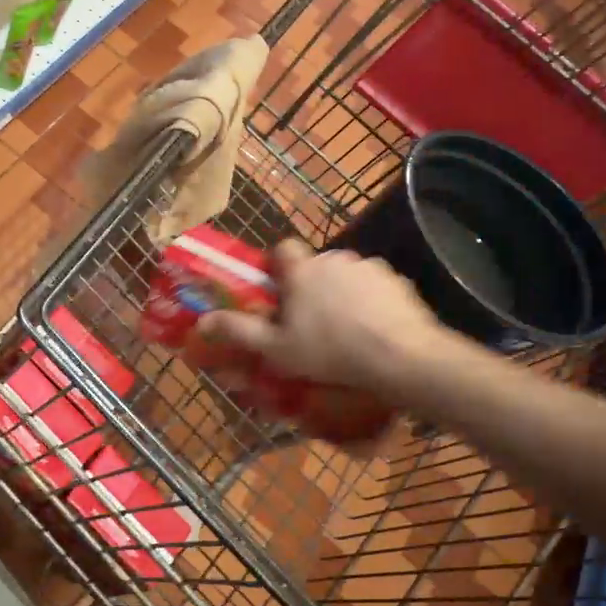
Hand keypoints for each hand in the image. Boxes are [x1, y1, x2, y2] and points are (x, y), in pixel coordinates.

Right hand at [196, 241, 451, 391]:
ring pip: (346, 275)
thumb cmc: (331, 351)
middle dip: (311, 285)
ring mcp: (369, 268)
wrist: (402, 357)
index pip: (283, 248)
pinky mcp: (398, 282)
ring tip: (345, 329)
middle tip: (310, 320)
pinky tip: (374, 329)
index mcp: (302, 270)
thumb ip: (239, 331)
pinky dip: (371, 301)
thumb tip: (203, 321)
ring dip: (342, 293)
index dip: (279, 265)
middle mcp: (333, 259)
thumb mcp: (277, 348)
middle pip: (315, 265)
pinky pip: (375, 286)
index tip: (279, 289)